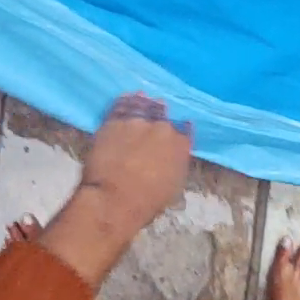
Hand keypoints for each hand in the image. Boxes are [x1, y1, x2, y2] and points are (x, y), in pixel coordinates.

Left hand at [37, 93, 193, 285]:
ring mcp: (138, 122)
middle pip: (164, 115)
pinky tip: (128, 97)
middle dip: (162, 114)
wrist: (114, 198)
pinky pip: (122, 105)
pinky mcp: (115, 121)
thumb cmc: (146, 202)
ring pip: (144, 106)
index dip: (181, 129)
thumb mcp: (172, 187)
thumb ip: (176, 166)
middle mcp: (163, 128)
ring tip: (144, 97)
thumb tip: (174, 158)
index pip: (185, 130)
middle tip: (160, 108)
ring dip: (145, 103)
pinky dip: (126, 100)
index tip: (179, 128)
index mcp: (180, 146)